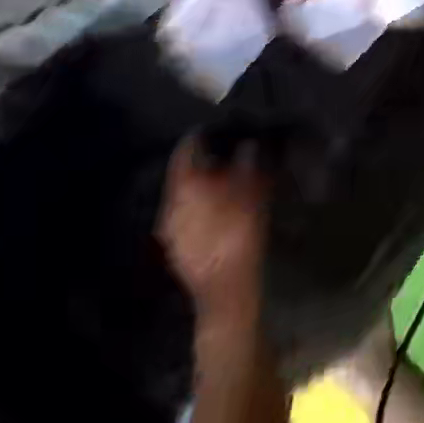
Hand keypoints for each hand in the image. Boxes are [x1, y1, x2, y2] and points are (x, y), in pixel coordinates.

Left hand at [159, 136, 268, 320]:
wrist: (228, 294)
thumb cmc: (242, 236)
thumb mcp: (253, 193)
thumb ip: (248, 164)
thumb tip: (247, 144)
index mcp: (184, 189)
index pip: (186, 152)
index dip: (201, 137)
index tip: (216, 127)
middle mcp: (169, 207)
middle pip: (184, 175)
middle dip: (205, 164)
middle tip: (229, 153)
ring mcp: (170, 232)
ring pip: (186, 198)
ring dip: (204, 188)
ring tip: (228, 182)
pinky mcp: (177, 251)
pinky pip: (188, 218)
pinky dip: (203, 209)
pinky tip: (222, 210)